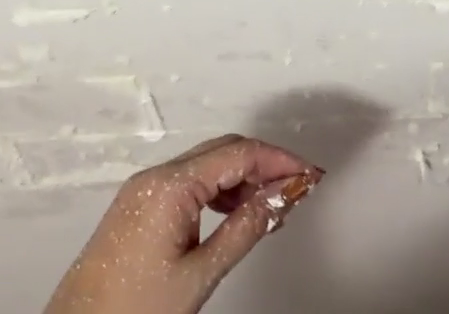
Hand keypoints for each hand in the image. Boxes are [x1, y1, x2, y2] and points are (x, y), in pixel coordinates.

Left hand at [44, 134, 322, 313]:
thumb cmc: (136, 309)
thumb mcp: (201, 273)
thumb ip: (248, 227)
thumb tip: (287, 193)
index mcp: (170, 186)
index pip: (240, 153)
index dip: (281, 160)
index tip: (311, 176)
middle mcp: (155, 177)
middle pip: (224, 150)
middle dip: (264, 164)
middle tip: (296, 189)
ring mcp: (142, 191)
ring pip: (208, 164)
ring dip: (243, 177)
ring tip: (269, 207)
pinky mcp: (136, 208)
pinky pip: (189, 182)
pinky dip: (219, 190)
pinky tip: (234, 214)